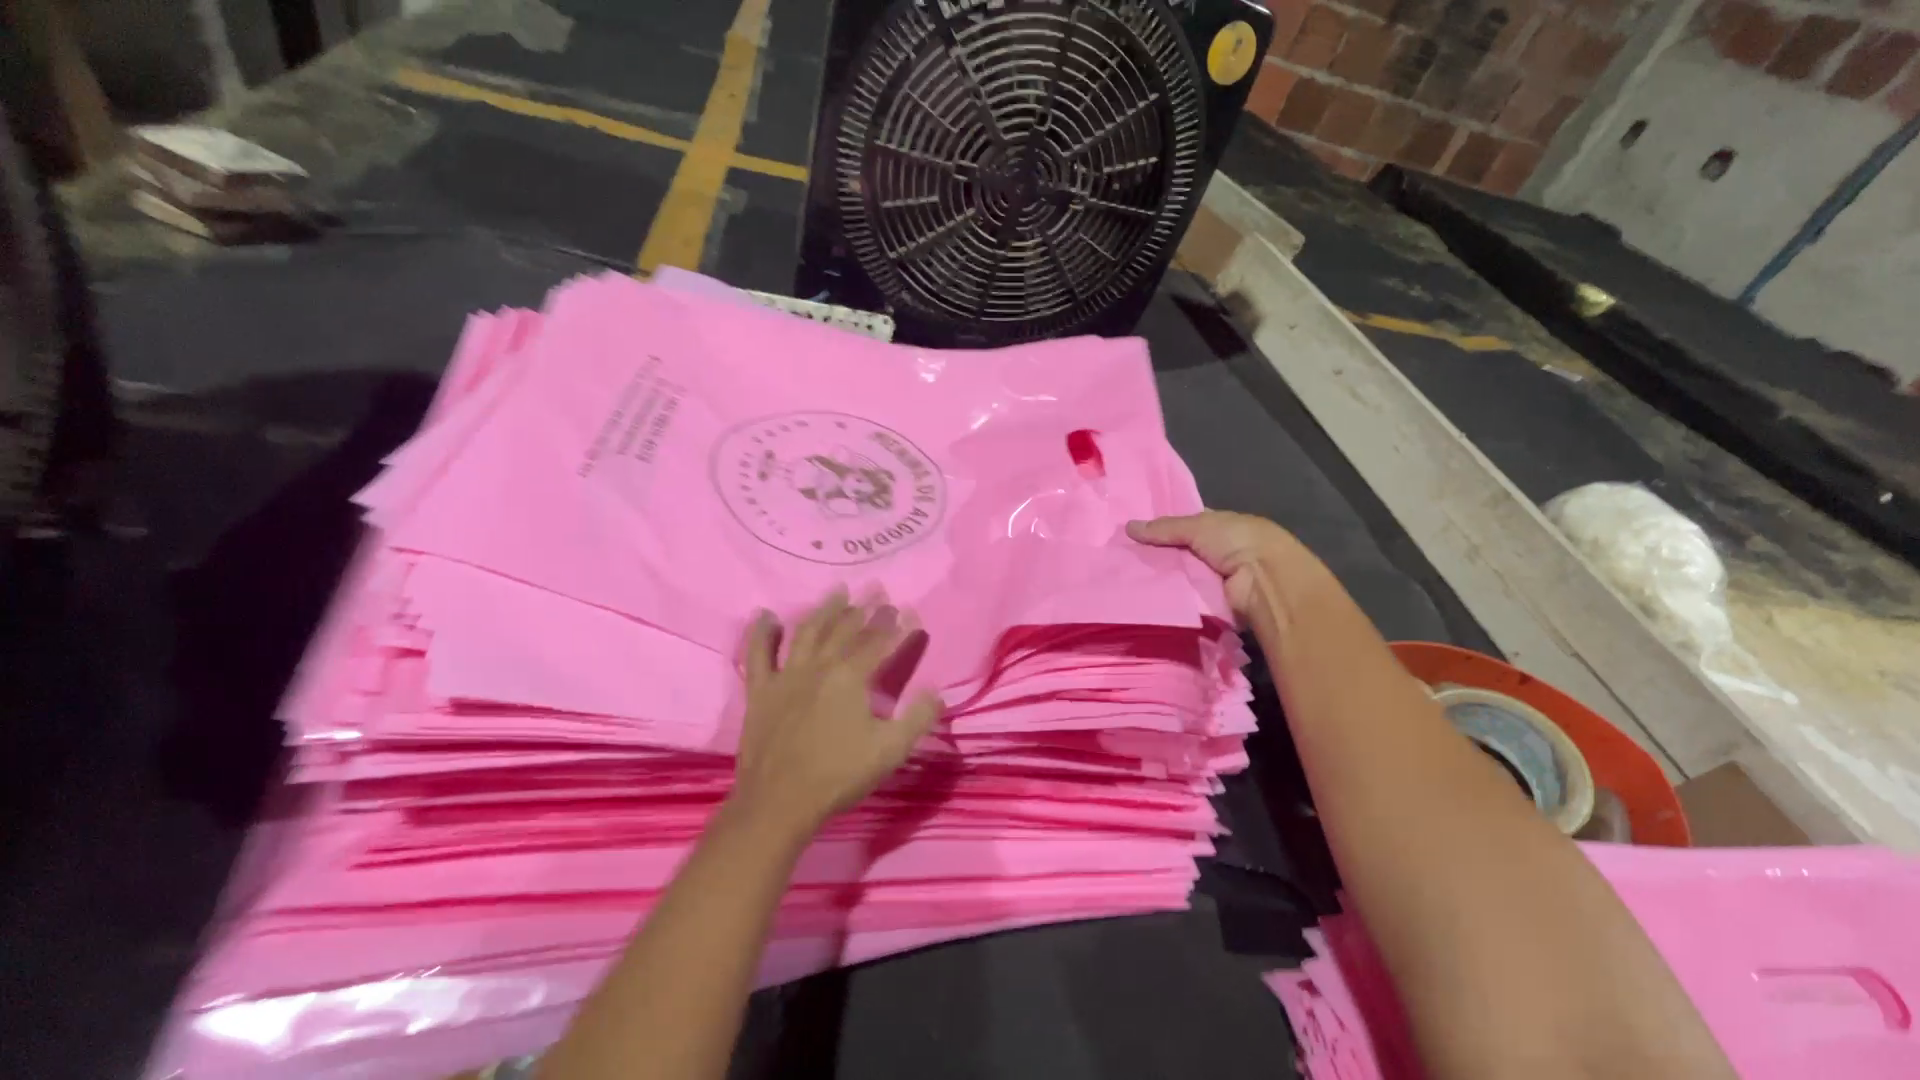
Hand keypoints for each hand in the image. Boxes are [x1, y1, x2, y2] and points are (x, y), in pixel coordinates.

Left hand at [731, 589, 943, 834]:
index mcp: (851, 678)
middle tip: (878, 591)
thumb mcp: (891, 751)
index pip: (880, 643)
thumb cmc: (839, 776)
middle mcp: (819, 666)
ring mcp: (786, 675)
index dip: (898, 626)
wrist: (779, 801)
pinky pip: (758, 654)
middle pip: (845, 629)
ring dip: (825, 609)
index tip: (911, 611)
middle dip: (866, 608)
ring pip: (807, 632)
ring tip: (838, 591)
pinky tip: (766, 615)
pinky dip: (761, 632)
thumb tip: (936, 692)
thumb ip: (917, 718)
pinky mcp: (760, 690)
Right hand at [1126, 511, 1329, 621]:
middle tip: (1123, 557)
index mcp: (1223, 526)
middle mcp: (1221, 551)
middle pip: (1182, 552)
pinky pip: (1186, 598)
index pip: (1189, 524)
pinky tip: (1144, 596)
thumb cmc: (1237, 542)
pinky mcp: (1214, 603)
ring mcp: (1218, 578)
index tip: (1136, 533)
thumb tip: (1128, 527)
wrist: (1264, 581)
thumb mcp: (1199, 526)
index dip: (1165, 527)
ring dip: (1162, 578)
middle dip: (1158, 555)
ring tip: (1126, 577)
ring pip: (1182, 576)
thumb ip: (1164, 528)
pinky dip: (1171, 598)